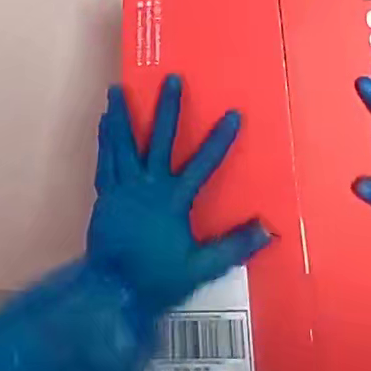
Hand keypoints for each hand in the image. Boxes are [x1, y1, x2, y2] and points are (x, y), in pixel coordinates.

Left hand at [87, 75, 272, 313]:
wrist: (112, 292)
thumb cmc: (158, 278)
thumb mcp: (201, 267)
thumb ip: (233, 246)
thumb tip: (268, 229)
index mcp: (174, 200)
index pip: (203, 163)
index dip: (220, 139)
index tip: (234, 113)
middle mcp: (149, 185)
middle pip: (160, 139)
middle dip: (167, 108)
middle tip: (171, 78)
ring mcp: (124, 187)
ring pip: (123, 143)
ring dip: (122, 114)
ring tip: (115, 88)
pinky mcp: (105, 194)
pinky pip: (105, 160)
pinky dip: (105, 139)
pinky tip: (103, 120)